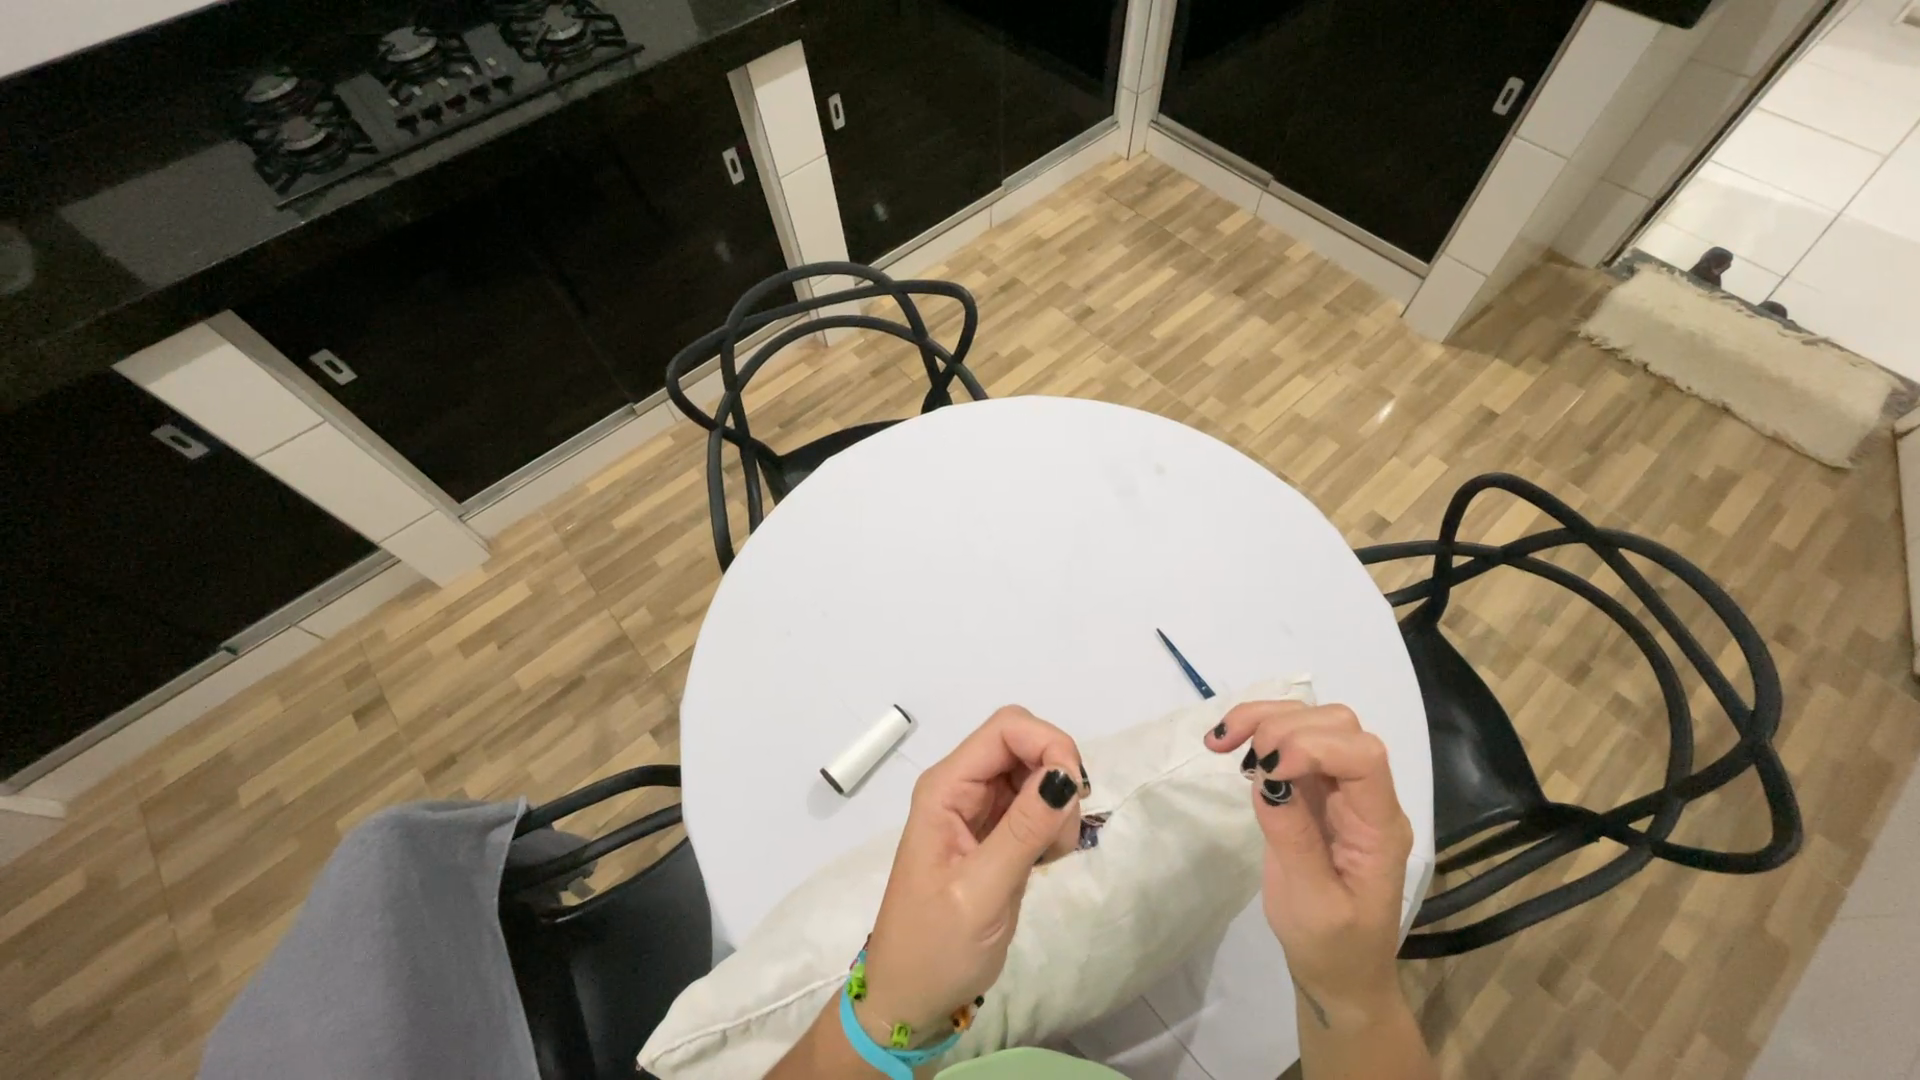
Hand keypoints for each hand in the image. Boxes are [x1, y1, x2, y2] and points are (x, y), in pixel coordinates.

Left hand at [859, 706, 1086, 1044]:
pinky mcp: (996, 832)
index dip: (1049, 744)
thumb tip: (1065, 774)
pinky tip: (1045, 862)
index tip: (1075, 792)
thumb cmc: (934, 948)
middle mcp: (961, 787)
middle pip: (1024, 744)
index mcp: (945, 788)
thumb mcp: (980, 892)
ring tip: (1050, 857)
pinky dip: (1053, 826)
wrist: (911, 998)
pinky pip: (1036, 805)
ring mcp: (978, 809)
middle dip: (1056, 776)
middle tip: (1064, 835)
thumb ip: (1023, 830)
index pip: (1006, 728)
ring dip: (1057, 806)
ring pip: (1036, 774)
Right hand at [1205, 701, 1413, 1028]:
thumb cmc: (1333, 947)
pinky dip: (1257, 731)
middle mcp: (1365, 797)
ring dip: (1266, 719)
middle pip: (1339, 725)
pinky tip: (1230, 746)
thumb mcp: (1312, 905)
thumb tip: (1267, 776)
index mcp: (1379, 827)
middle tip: (1243, 759)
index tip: (1267, 768)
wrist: (1340, 972)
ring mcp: (1339, 789)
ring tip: (1223, 741)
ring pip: (1313, 721)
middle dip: (1285, 726)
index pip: (1363, 756)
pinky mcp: (1313, 789)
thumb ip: (1293, 838)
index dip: (1314, 745)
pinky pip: (1290, 741)